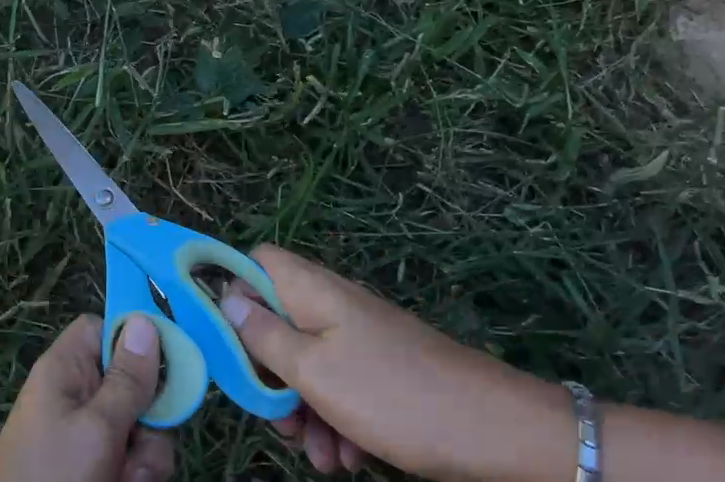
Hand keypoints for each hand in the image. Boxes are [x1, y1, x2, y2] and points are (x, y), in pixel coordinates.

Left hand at [0, 314, 176, 481]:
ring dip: (144, 457)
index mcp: (66, 369)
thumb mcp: (96, 427)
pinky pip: (133, 458)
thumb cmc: (53, 473)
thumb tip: (146, 320)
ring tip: (125, 479)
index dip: (133, 343)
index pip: (102, 330)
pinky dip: (134, 475)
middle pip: (132, 384)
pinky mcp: (98, 464)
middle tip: (139, 445)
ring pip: (141, 428)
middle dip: (148, 419)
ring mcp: (88, 433)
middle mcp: (78, 395)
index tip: (165, 366)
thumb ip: (127, 380)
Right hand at [218, 245, 574, 481]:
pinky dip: (335, 420)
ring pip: (306, 362)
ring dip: (302, 410)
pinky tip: (346, 460)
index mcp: (310, 290)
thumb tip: (226, 300)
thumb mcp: (313, 372)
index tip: (228, 346)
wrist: (499, 436)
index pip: (254, 264)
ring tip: (317, 456)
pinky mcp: (381, 373)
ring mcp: (359, 340)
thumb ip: (262, 336)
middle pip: (275, 322)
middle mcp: (331, 305)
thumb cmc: (394, 396)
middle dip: (268, 374)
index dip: (233, 296)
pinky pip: (340, 386)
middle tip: (275, 418)